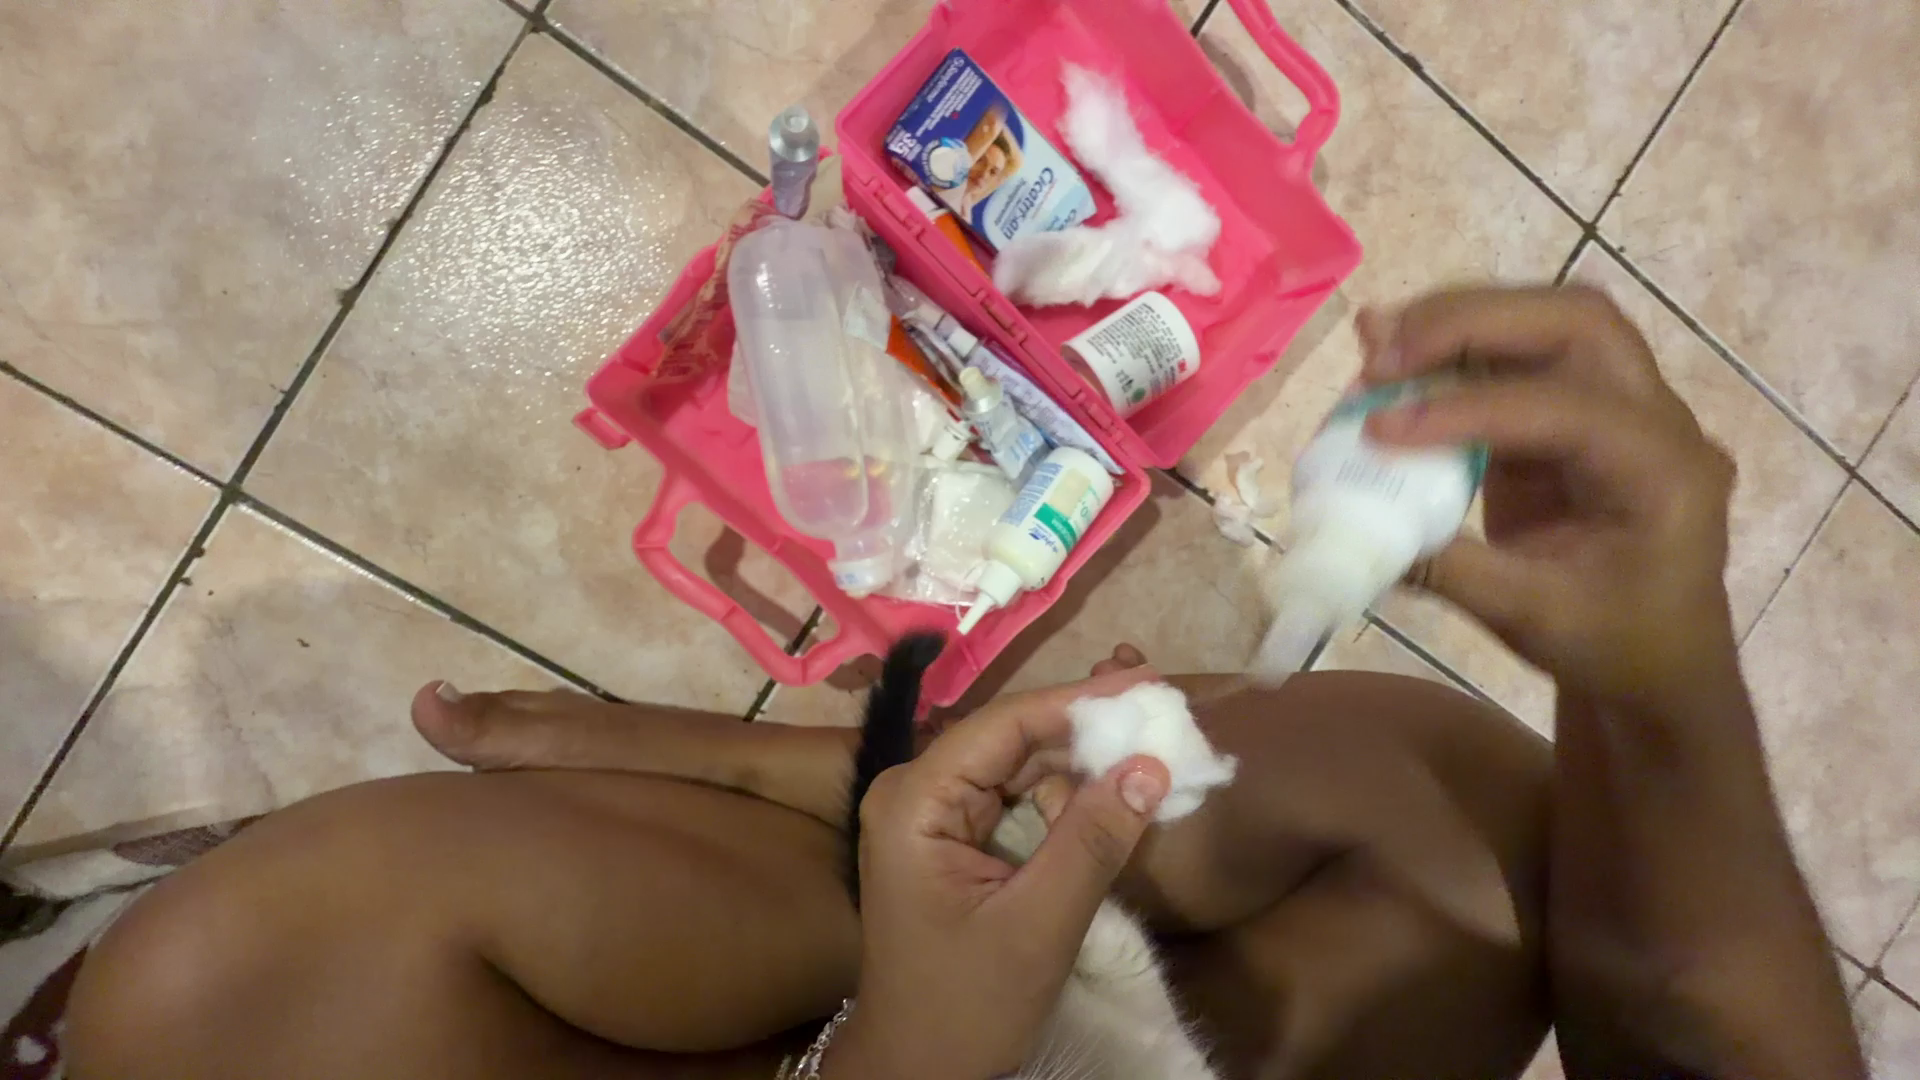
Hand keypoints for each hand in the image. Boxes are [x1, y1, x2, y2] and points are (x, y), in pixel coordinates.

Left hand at [828, 666, 1172, 1079]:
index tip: (1141, 684)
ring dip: (1078, 762)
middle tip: (1154, 713)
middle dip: (1083, 730)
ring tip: (1143, 746)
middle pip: (1010, 740)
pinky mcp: (952, 833)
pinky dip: (1063, 797)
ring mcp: (932, 810)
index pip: (1002, 726)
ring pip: (1017, 765)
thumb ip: (1092, 841)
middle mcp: (917, 789)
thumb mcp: (1038, 925)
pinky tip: (1107, 790)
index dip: (1075, 701)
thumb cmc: (966, 1005)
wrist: (917, 1070)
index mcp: (915, 799)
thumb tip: (1150, 764)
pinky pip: (1014, 797)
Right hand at [1357, 285, 1738, 703]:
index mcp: (1664, 472)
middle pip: (1573, 324)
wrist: (1653, 656)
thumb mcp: (1527, 615)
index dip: (1466, 410)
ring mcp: (1610, 408)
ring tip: (1374, 338)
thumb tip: (1354, 530)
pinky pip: (1509, 360)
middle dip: (1469, 324)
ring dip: (1453, 322)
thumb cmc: (1610, 641)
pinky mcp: (1563, 415)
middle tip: (1380, 353)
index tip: (1376, 432)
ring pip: (1543, 322)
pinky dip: (1447, 348)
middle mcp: (1650, 419)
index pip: (1566, 410)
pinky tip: (1392, 353)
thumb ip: (1445, 568)